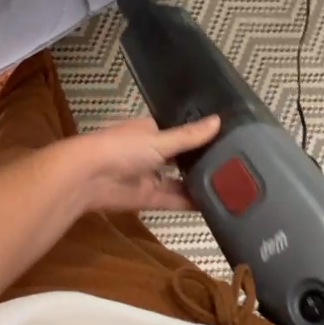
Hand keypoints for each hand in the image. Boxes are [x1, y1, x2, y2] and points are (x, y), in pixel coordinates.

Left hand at [40, 114, 221, 213]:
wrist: (87, 177)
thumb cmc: (122, 148)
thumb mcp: (159, 139)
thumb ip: (189, 136)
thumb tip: (220, 120)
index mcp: (149, 131)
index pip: (178, 131)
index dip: (199, 135)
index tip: (227, 138)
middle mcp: (150, 152)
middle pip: (179, 157)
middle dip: (200, 161)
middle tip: (236, 164)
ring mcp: (148, 176)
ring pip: (177, 180)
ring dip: (197, 183)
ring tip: (231, 185)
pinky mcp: (147, 198)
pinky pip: (173, 199)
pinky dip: (189, 202)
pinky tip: (214, 203)